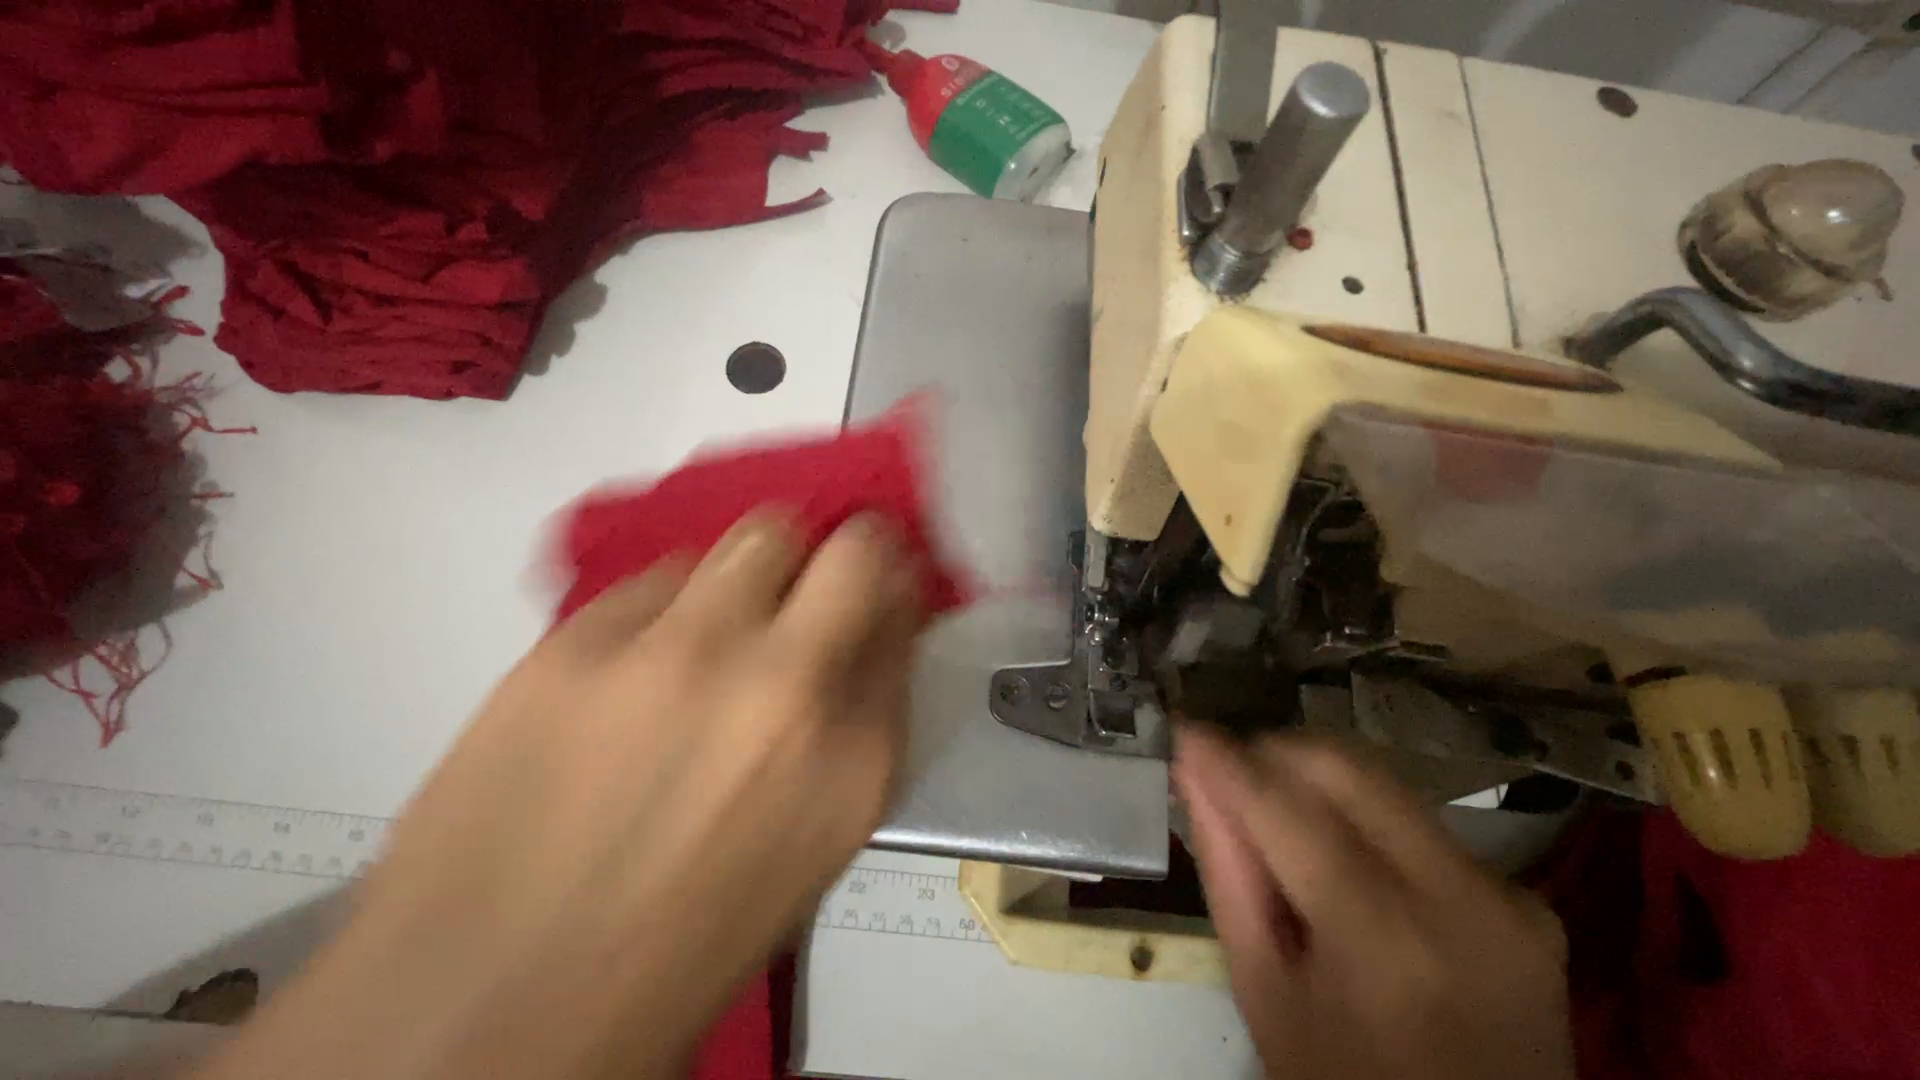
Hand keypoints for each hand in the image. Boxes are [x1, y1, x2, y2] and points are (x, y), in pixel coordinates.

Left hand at [200, 511, 926, 1079]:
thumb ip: (858, 727)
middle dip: (849, 550)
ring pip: (757, 534)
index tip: (875, 592)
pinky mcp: (577, 642)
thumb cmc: (685, 936)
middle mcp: (780, 685)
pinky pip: (658, 577)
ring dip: (761, 568)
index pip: (905, 618)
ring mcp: (674, 653)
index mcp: (852, 759)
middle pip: (851, 548)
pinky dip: (673, 603)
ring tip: (723, 621)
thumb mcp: (816, 844)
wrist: (499, 996)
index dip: (894, 592)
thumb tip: (869, 635)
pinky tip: (641, 663)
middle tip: (817, 578)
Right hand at [1175, 728, 1574, 1079]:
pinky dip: (1368, 828)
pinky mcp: (1529, 897)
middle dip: (1275, 755)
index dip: (1229, 761)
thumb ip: (1230, 874)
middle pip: (1347, 769)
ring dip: (1319, 790)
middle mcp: (1462, 899)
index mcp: (1386, 942)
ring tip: (1284, 836)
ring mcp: (1507, 895)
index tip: (1184, 731)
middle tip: (1228, 777)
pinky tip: (1351, 875)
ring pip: (1385, 787)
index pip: (1289, 810)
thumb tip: (1197, 776)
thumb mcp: (1265, 996)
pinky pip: (1424, 827)